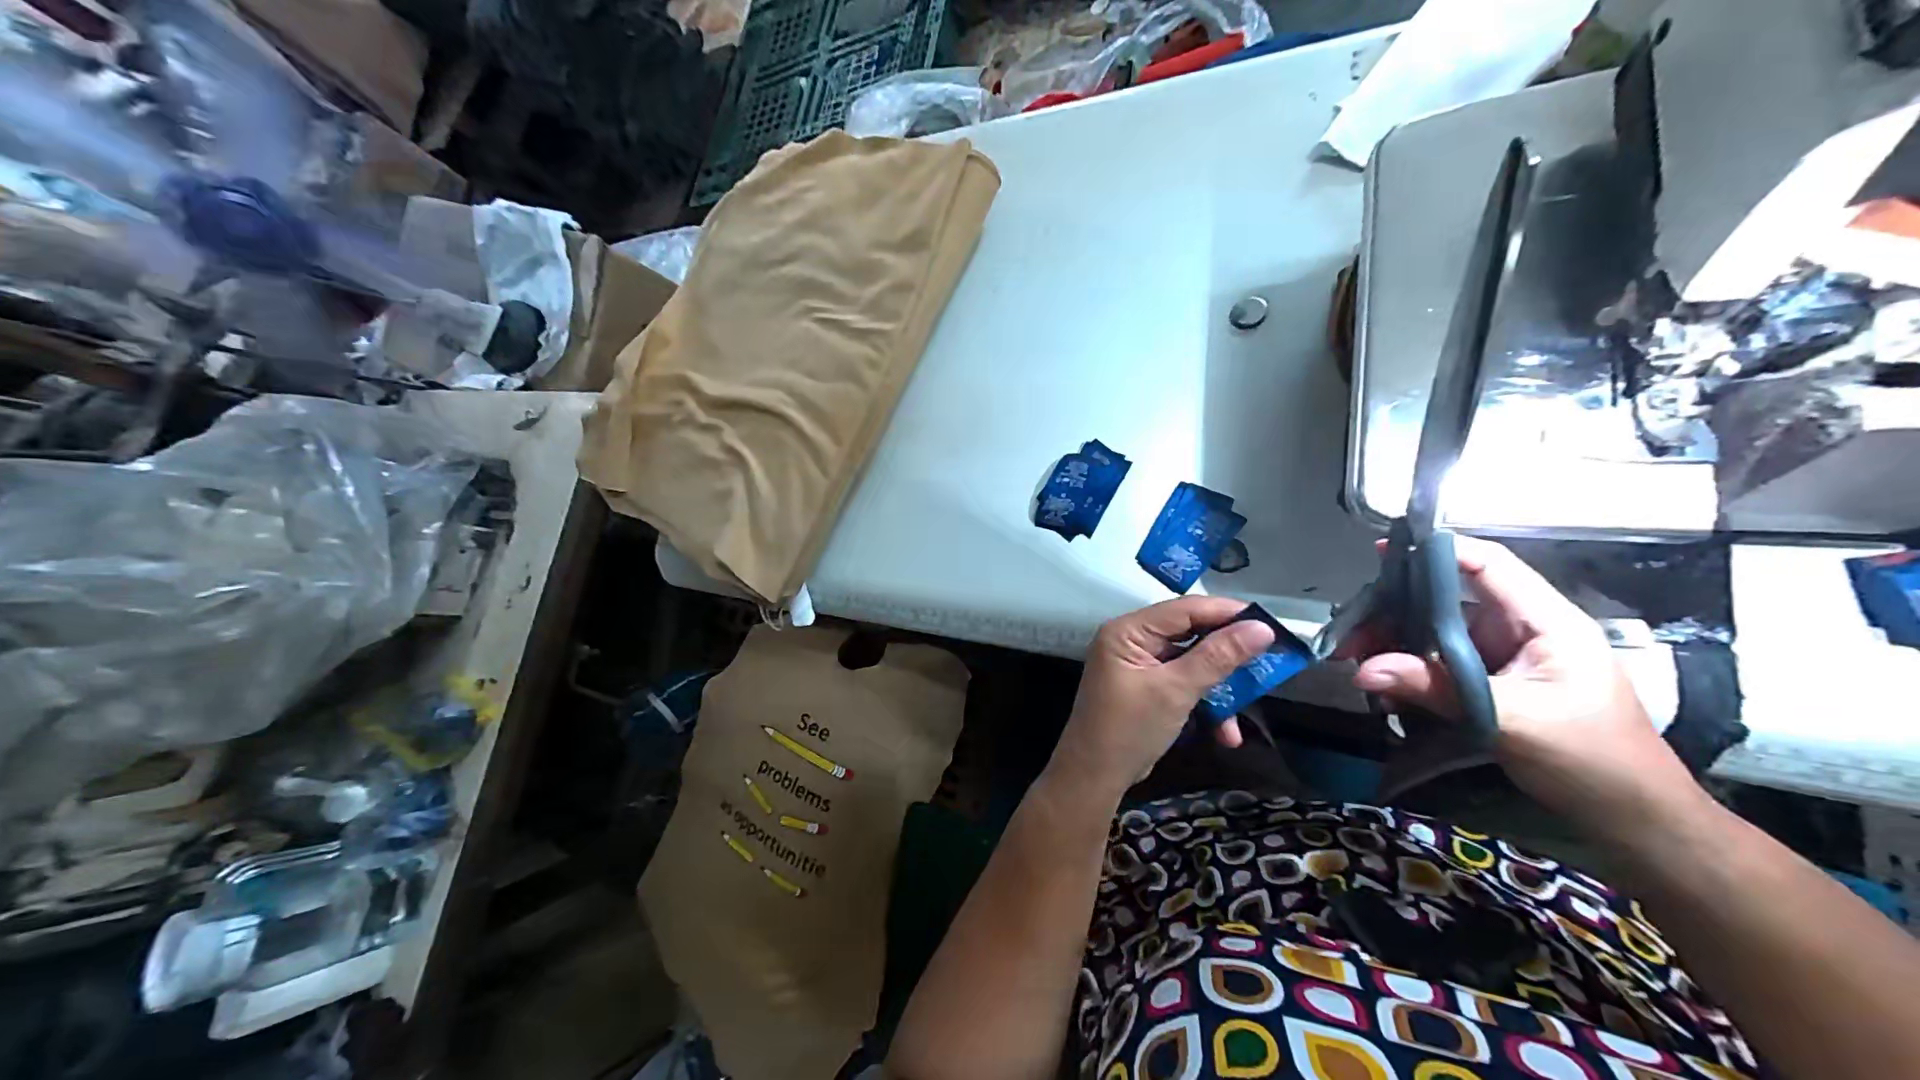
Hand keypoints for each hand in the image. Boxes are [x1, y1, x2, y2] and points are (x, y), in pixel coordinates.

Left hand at [1048, 596, 1275, 802]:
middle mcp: (1131, 641)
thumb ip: (1218, 657)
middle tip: (1270, 659)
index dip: (1227, 613)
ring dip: (1219, 687)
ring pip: (1191, 662)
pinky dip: (1204, 704)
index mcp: (1128, 631)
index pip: (1184, 609)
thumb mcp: (1176, 691)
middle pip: (1190, 634)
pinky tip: (1225, 733)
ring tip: (1249, 705)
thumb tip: (1262, 629)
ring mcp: (1138, 666)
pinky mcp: (1147, 689)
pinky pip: (1182, 684)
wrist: (1094, 777)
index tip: (1269, 623)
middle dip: (1227, 653)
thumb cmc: (1130, 728)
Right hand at [1347, 536, 1698, 828]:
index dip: (1437, 551)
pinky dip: (1408, 673)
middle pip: (1447, 601)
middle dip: (1395, 613)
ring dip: (1394, 647)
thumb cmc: (1594, 760)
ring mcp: (1505, 658)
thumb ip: (1438, 689)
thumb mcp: (1513, 721)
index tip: (1383, 552)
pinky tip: (1383, 690)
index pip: (1489, 565)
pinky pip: (1439, 666)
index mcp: (1547, 623)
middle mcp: (1522, 631)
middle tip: (1351, 636)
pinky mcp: (1491, 685)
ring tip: (1357, 663)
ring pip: (1436, 635)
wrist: (1633, 820)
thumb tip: (1363, 669)